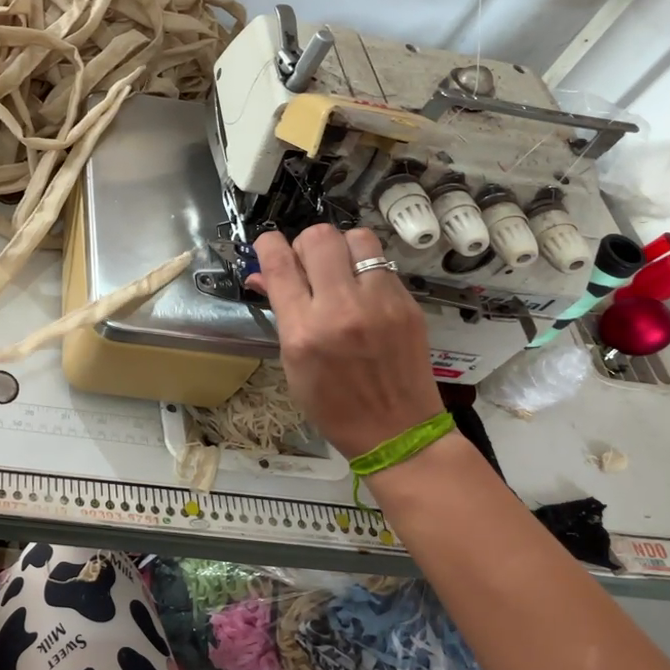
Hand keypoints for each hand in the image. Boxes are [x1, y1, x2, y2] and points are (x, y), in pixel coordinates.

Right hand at [246, 225, 443, 459]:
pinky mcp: (407, 304)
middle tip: (307, 264)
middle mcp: (341, 310)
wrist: (395, 430)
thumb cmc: (332, 404)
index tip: (267, 245)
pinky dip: (366, 269)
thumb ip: (281, 313)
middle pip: (319, 238)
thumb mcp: (293, 362)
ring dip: (341, 248)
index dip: (268, 244)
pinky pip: (382, 264)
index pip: (280, 265)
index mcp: (303, 331)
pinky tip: (363, 292)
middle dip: (305, 244)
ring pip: (357, 239)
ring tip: (339, 270)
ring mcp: (379, 304)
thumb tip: (261, 276)